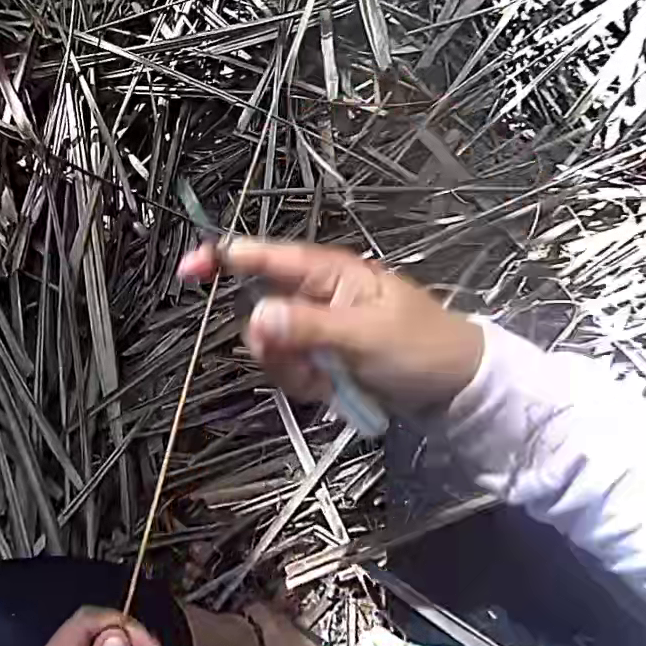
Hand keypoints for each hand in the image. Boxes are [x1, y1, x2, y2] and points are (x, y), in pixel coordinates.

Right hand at [178, 239, 483, 413]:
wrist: (455, 388)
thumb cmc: (422, 346)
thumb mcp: (366, 335)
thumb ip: (308, 326)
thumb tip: (256, 316)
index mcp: (327, 273)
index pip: (264, 257)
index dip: (223, 258)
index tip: (190, 269)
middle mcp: (312, 295)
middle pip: (259, 311)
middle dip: (272, 343)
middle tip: (304, 363)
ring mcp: (313, 327)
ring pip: (271, 346)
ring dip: (294, 368)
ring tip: (332, 377)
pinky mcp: (317, 356)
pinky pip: (288, 369)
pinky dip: (306, 384)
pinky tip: (336, 386)